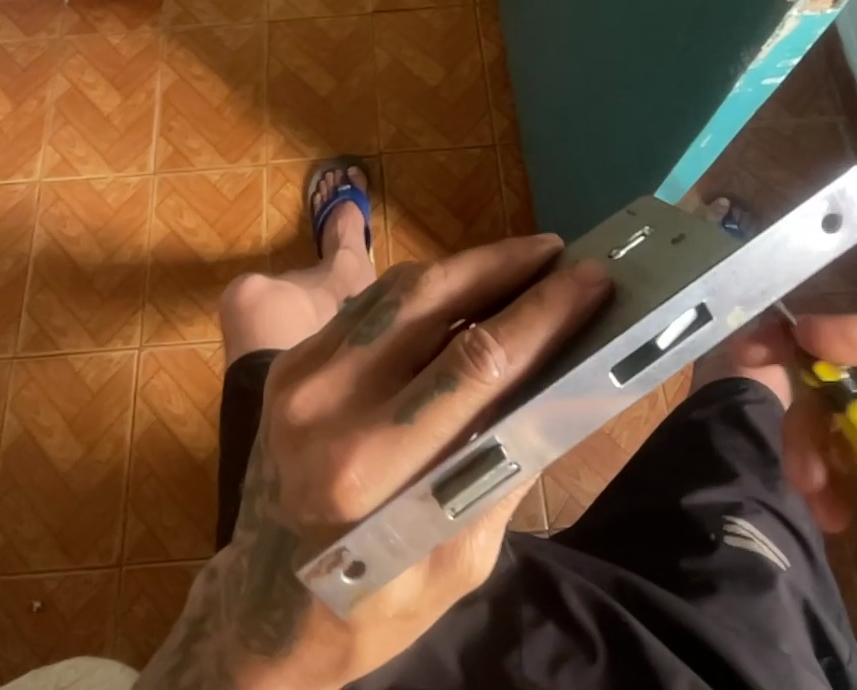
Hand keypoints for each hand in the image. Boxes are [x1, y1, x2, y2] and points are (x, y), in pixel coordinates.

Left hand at [138, 235, 612, 689]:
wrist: (265, 602)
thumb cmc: (370, 603)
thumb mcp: (457, 564)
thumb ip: (504, 469)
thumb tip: (558, 379)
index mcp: (372, 469)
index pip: (474, 363)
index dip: (540, 315)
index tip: (591, 280)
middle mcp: (327, 406)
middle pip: (429, 300)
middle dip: (504, 266)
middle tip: (560, 251)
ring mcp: (299, 375)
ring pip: (397, 290)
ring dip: (466, 267)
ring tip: (524, 260)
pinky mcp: (289, 363)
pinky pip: (369, 305)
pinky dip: (424, 287)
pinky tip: (466, 285)